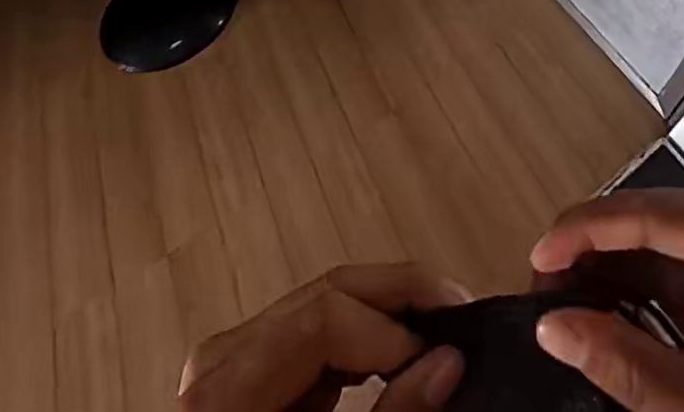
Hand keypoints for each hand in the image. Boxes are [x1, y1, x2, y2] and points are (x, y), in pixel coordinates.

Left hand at [178, 262, 471, 411]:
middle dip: (404, 294)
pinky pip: (324, 320)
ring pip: (332, 295)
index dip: (391, 329)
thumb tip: (448, 363)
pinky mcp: (260, 361)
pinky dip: (369, 329)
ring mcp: (239, 354)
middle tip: (459, 310)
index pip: (324, 317)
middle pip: (331, 291)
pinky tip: (400, 348)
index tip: (441, 354)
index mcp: (225, 392)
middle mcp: (225, 358)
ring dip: (392, 307)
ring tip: (439, 327)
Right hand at [530, 186, 683, 411]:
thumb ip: (626, 364)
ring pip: (655, 227)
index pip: (652, 214)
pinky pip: (673, 251)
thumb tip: (553, 325)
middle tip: (544, 281)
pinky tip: (601, 297)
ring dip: (607, 257)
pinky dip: (634, 274)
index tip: (540, 256)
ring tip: (562, 290)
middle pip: (650, 211)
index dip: (587, 230)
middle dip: (592, 242)